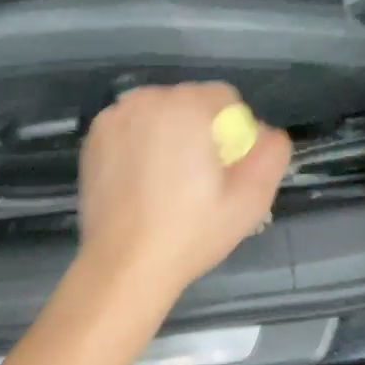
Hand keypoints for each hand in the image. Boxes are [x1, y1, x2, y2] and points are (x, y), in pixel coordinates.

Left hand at [76, 82, 291, 298]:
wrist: (125, 265)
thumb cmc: (190, 234)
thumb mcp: (250, 201)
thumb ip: (271, 153)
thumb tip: (264, 133)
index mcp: (187, 106)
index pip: (226, 100)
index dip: (234, 136)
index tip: (225, 174)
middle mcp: (147, 99)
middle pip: (189, 104)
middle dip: (199, 134)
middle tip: (196, 185)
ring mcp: (114, 118)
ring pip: (156, 116)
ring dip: (168, 138)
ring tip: (167, 187)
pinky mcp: (93, 140)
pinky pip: (129, 131)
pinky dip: (138, 148)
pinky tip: (141, 186)